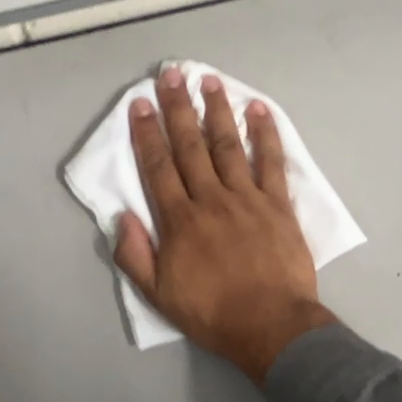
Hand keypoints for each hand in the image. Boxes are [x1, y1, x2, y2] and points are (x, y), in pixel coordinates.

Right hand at [115, 65, 337, 382]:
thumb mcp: (158, 295)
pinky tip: (258, 110)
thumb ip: (135, 255)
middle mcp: (211, 199)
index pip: (158, 167)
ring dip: (217, 111)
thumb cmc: (212, 314)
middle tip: (171, 75)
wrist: (270, 326)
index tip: (140, 104)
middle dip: (178, 108)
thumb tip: (123, 217)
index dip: (147, 134)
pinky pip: (271, 162)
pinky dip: (266, 134)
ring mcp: (247, 199)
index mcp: (179, 221)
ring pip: (228, 145)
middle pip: (190, 146)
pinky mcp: (278, 205)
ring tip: (209, 81)